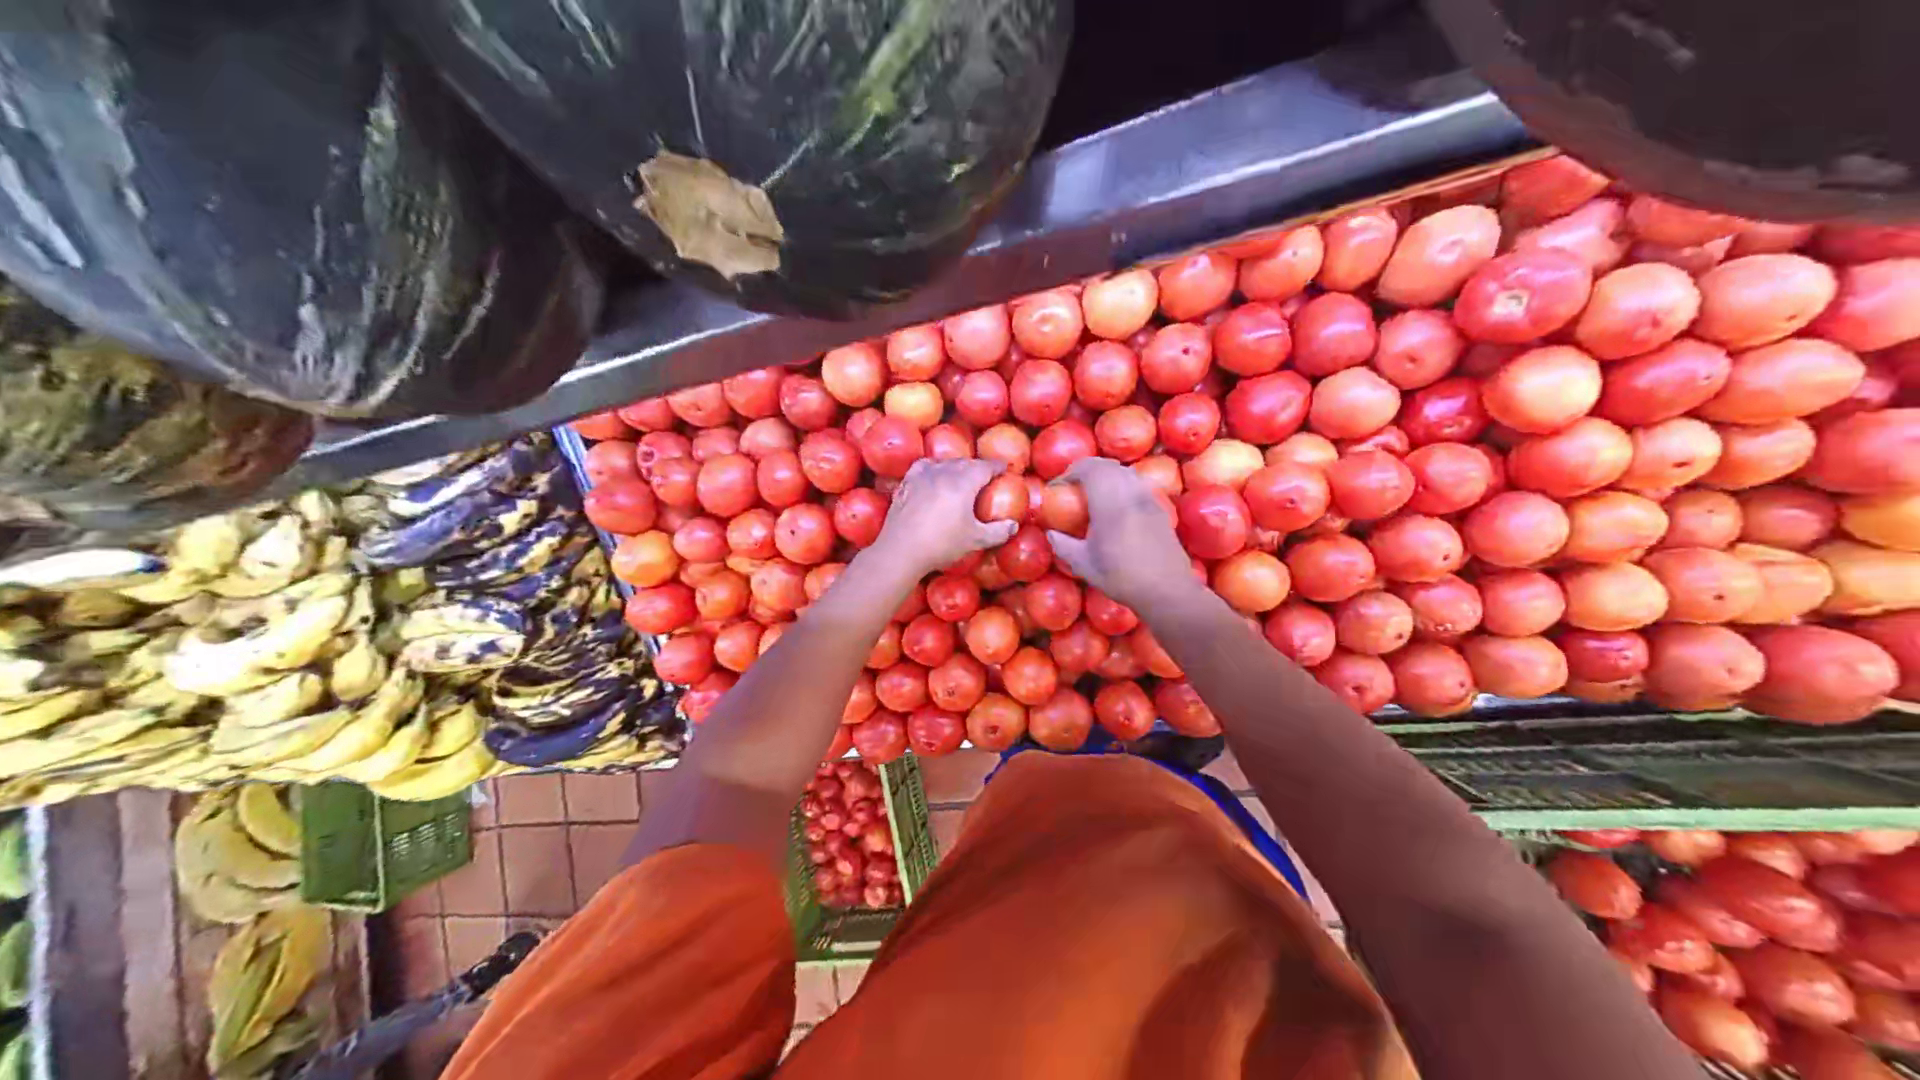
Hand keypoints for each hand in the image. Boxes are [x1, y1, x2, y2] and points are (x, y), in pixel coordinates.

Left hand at [870, 458, 1018, 579]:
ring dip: (956, 466)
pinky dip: (933, 467)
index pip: (986, 466)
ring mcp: (922, 475)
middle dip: (978, 467)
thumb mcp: (975, 540)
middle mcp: (943, 471)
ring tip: (961, 476)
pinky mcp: (907, 483)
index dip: (998, 466)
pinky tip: (933, 475)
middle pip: (966, 462)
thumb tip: (1014, 525)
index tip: (1005, 469)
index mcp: (964, 481)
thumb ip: (998, 531)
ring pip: (944, 462)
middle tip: (986, 476)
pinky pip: (923, 467)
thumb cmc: (941, 544)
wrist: (901, 550)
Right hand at [1046, 458, 1197, 611]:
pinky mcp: (1160, 508)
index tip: (1058, 486)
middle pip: (1107, 465)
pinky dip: (1122, 484)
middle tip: (1072, 484)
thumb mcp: (1084, 565)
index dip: (1070, 472)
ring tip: (1093, 492)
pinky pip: (1138, 484)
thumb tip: (1050, 533)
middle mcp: (1131, 494)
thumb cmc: (1122, 578)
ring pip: (1125, 472)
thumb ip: (1063, 545)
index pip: (1089, 469)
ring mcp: (1149, 499)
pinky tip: (1116, 504)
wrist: (1167, 590)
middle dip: (1086, 468)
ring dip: (1106, 474)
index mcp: (1110, 504)